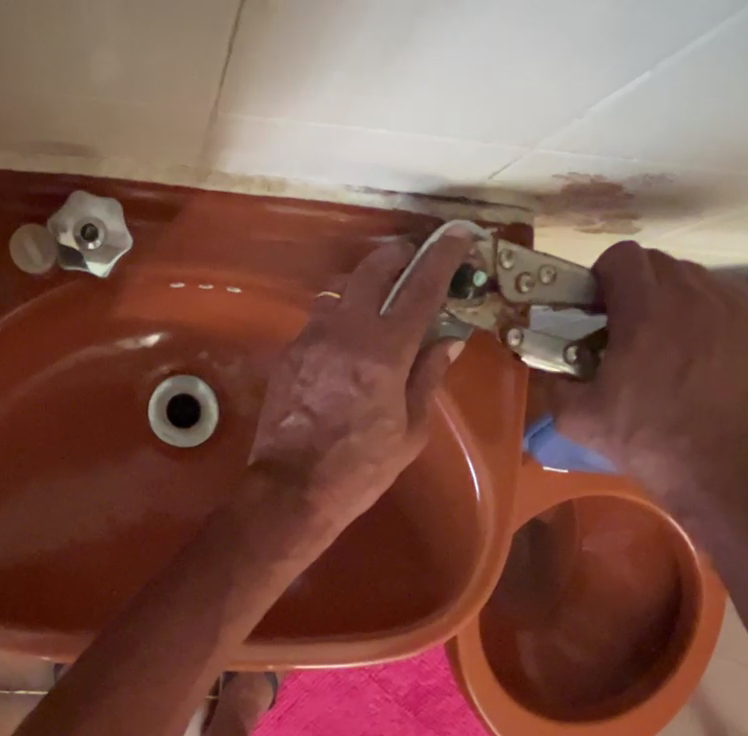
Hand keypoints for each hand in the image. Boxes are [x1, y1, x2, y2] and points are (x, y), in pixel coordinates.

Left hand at [247, 228, 474, 528]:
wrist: (291, 488)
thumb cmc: (360, 468)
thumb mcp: (411, 430)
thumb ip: (428, 377)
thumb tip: (447, 340)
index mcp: (385, 350)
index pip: (421, 287)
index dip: (443, 256)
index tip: (458, 235)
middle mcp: (345, 331)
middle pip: (373, 267)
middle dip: (399, 256)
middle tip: (415, 262)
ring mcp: (311, 338)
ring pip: (341, 290)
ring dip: (365, 286)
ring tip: (381, 303)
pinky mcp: (289, 354)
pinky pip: (320, 320)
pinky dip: (341, 319)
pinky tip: (349, 343)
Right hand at [541, 241, 747, 493]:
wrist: (716, 463)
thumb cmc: (642, 437)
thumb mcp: (576, 416)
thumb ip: (552, 379)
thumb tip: (543, 362)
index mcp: (644, 311)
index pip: (621, 256)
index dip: (601, 276)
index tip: (595, 306)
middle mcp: (691, 295)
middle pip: (655, 262)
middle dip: (633, 286)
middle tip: (622, 326)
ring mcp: (729, 306)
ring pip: (690, 277)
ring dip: (667, 297)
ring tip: (660, 339)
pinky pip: (720, 296)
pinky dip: (700, 312)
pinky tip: (692, 350)